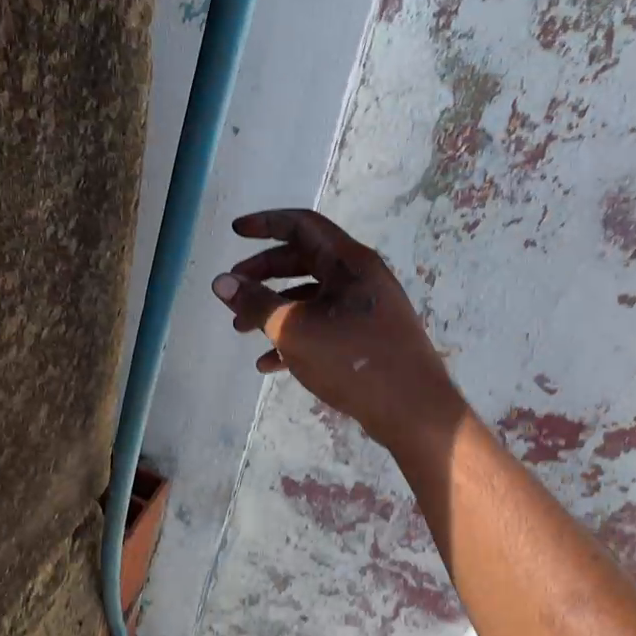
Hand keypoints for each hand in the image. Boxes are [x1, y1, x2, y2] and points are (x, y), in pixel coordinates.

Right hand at [211, 209, 466, 457]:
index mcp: (348, 263)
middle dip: (262, 273)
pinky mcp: (367, 336)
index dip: (265, 223)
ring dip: (273, 306)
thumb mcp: (293, 329)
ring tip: (241, 329)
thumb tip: (220, 282)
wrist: (415, 412)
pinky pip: (323, 323)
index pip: (302, 224)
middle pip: (303, 259)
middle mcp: (360, 277)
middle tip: (234, 288)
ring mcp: (366, 307)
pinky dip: (293, 334)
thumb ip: (254, 303)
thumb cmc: (353, 361)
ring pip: (310, 294)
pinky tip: (268, 363)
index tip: (235, 232)